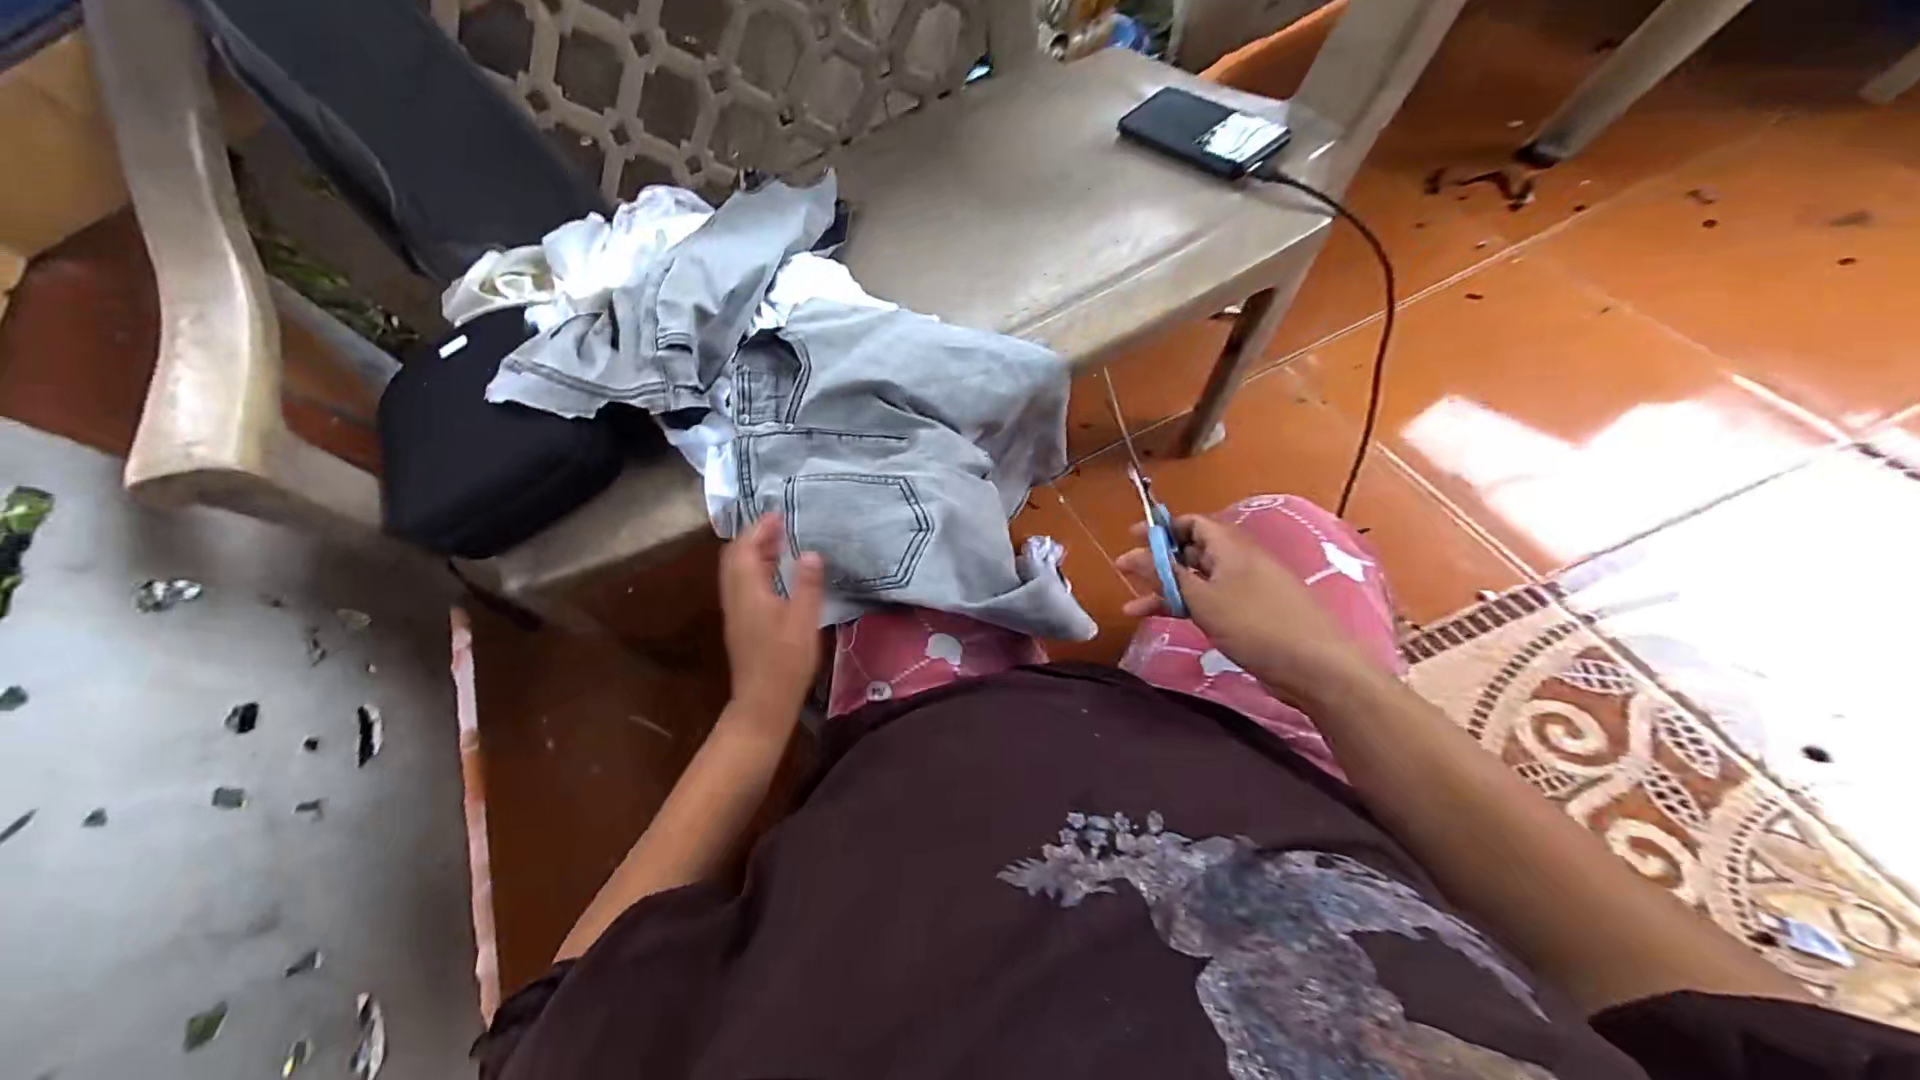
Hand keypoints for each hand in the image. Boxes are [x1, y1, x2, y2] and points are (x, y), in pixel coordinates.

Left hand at [719, 513, 825, 718]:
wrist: (762, 703)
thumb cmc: (785, 662)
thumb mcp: (804, 621)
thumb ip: (807, 585)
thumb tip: (810, 552)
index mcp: (748, 592)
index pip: (745, 549)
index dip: (759, 528)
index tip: (778, 514)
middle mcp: (735, 597)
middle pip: (735, 557)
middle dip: (754, 537)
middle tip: (779, 526)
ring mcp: (736, 611)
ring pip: (736, 571)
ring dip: (754, 553)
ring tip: (780, 544)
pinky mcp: (741, 623)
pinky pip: (742, 584)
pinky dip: (755, 569)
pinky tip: (775, 575)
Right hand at [1115, 515, 1374, 707]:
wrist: (1316, 667)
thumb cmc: (1255, 624)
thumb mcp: (1202, 598)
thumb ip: (1165, 575)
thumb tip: (1133, 552)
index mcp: (1231, 546)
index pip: (1192, 523)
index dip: (1162, 528)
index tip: (1132, 538)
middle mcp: (1238, 562)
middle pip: (1192, 551)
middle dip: (1158, 561)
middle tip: (1124, 571)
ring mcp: (1245, 589)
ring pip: (1197, 581)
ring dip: (1165, 590)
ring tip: (1131, 606)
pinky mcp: (1248, 616)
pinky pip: (1209, 602)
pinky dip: (1184, 608)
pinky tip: (1160, 620)